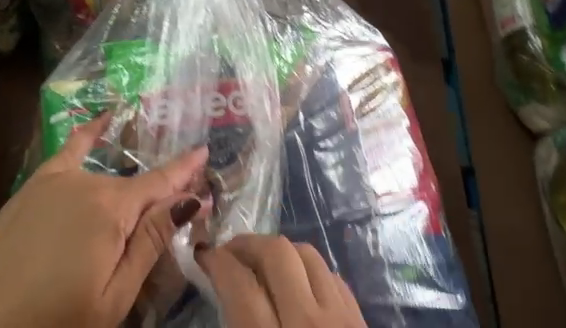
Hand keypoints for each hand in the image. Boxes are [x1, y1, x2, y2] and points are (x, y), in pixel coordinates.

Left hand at [0, 113, 209, 327]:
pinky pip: (68, 149)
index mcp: (112, 210)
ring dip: (128, 174)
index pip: (161, 184)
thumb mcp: (112, 297)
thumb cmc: (53, 322)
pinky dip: (89, 133)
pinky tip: (102, 120)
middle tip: (176, 206)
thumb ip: (150, 242)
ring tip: (148, 175)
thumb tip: (193, 198)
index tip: (207, 151)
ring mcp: (54, 181)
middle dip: (159, 191)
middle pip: (133, 184)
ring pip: (104, 174)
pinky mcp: (31, 187)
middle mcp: (87, 183)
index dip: (186, 171)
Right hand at [197, 235, 366, 326]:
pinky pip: (333, 276)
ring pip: (308, 254)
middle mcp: (308, 321)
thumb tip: (221, 286)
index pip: (240, 284)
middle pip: (276, 254)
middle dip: (248, 245)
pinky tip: (298, 286)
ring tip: (263, 266)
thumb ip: (237, 324)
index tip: (204, 255)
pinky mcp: (362, 319)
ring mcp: (341, 317)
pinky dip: (310, 272)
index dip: (217, 262)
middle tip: (230, 254)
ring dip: (280, 252)